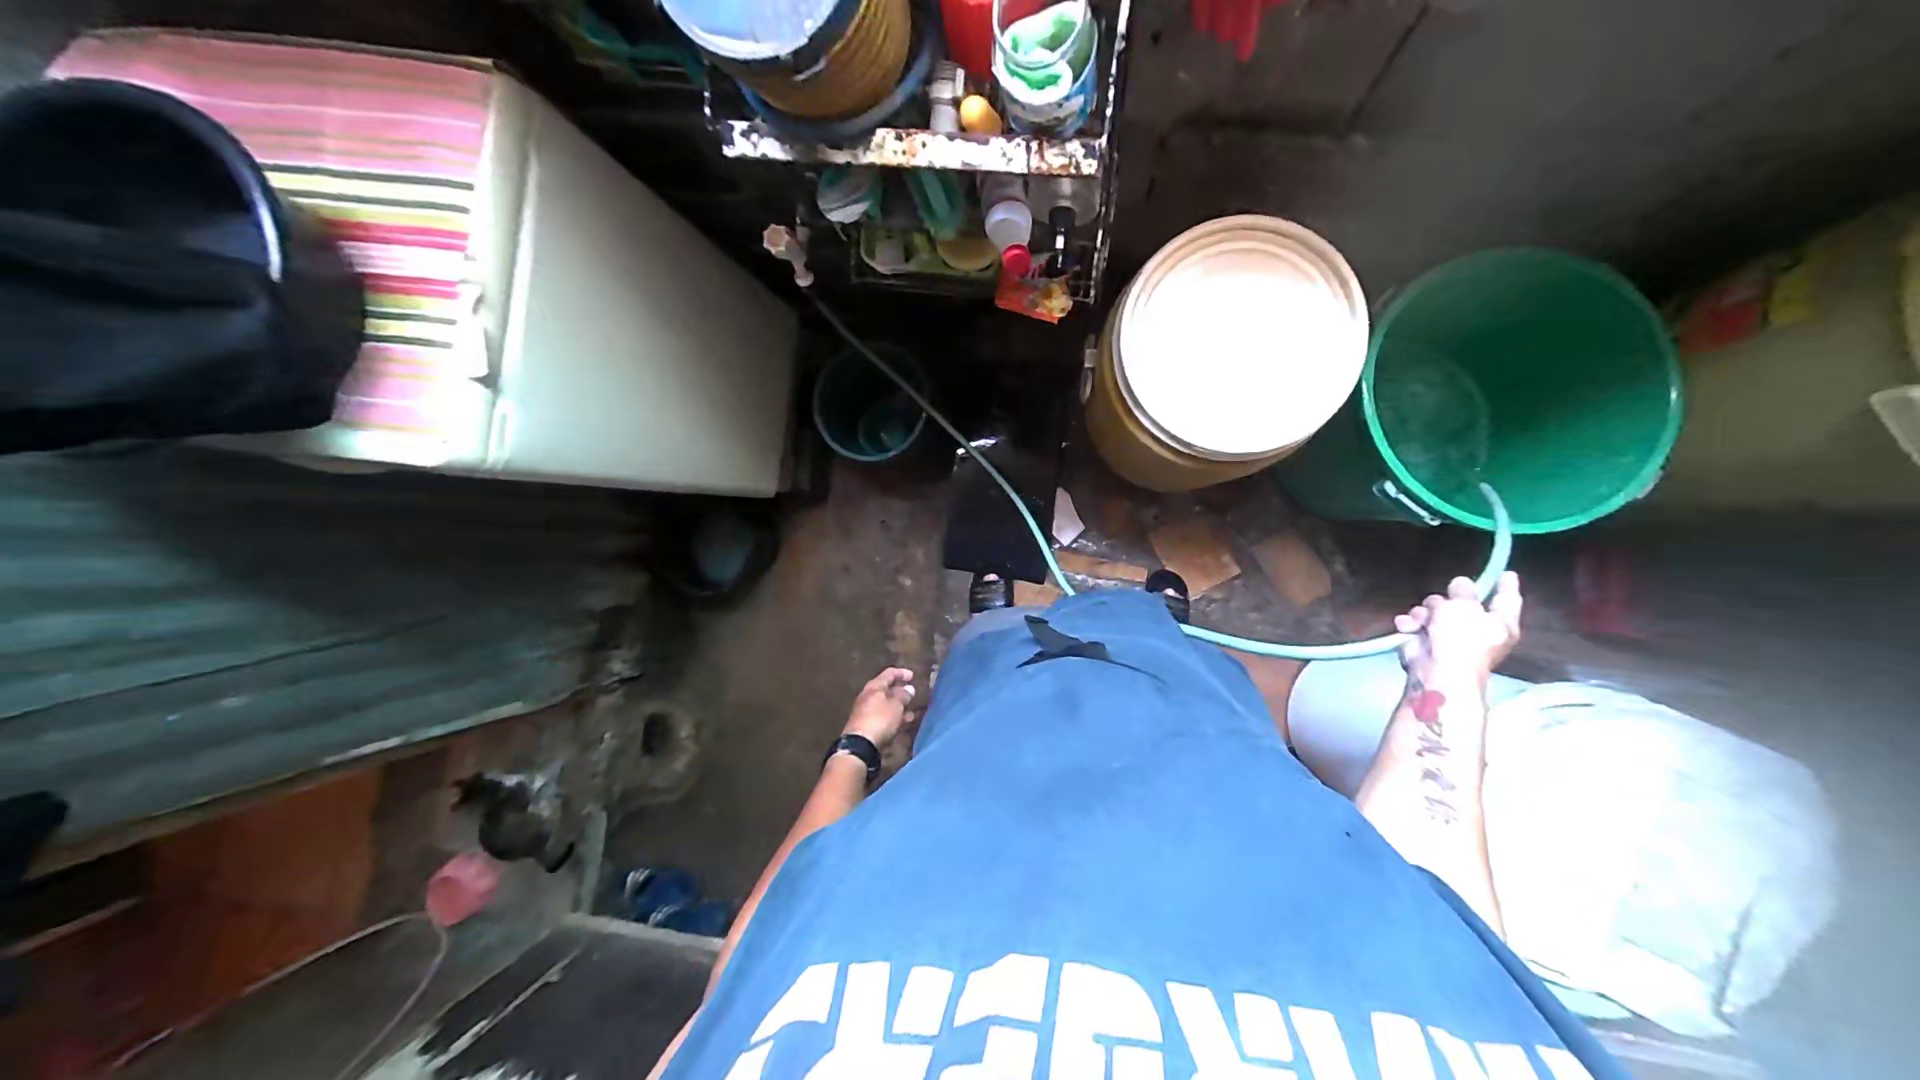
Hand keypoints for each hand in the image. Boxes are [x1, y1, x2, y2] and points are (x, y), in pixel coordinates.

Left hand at [843, 667, 915, 750]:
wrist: (859, 745)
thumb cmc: (880, 720)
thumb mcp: (896, 705)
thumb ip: (903, 695)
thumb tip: (908, 688)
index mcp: (874, 686)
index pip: (889, 674)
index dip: (901, 673)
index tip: (913, 675)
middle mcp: (868, 696)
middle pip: (885, 688)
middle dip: (899, 690)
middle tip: (912, 693)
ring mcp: (865, 711)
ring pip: (885, 704)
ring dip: (898, 706)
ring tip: (911, 711)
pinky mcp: (866, 724)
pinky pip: (883, 716)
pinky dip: (893, 717)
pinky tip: (902, 723)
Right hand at [1394, 572, 1522, 685]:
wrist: (1437, 671)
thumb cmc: (1462, 638)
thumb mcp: (1465, 606)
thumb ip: (1464, 591)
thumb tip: (1462, 582)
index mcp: (1499, 623)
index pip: (1506, 600)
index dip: (1506, 586)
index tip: (1508, 573)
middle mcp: (1477, 631)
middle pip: (1461, 603)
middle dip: (1447, 601)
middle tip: (1444, 601)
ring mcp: (1450, 638)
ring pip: (1434, 611)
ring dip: (1424, 613)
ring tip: (1421, 620)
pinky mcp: (1426, 644)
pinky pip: (1416, 625)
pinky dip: (1410, 624)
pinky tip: (1407, 627)